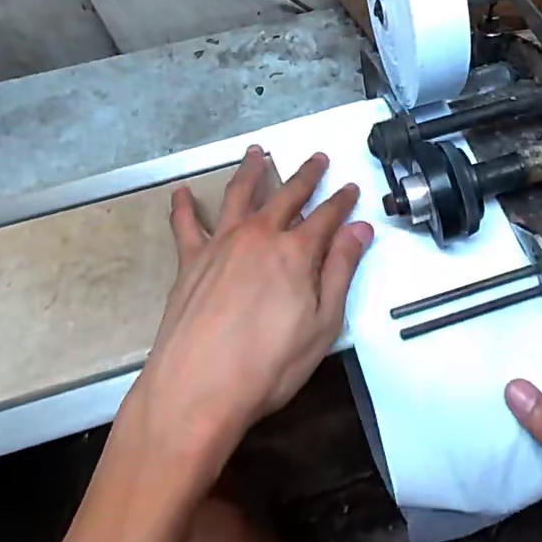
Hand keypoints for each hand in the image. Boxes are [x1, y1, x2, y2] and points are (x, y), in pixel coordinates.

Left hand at [128, 147, 372, 463]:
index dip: (342, 200)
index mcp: (296, 251)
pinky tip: (182, 192)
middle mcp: (259, 236)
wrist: (197, 390)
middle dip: (306, 175)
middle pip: (288, 194)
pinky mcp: (190, 261)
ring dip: (252, 170)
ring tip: (257, 151)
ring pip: (240, 194)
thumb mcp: (322, 323)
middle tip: (318, 159)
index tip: (350, 188)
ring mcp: (221, 244)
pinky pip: (186, 225)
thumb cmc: (268, 365)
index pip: (327, 215)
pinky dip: (184, 206)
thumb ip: (341, 270)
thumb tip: (359, 230)